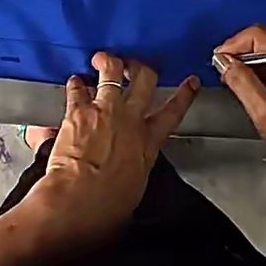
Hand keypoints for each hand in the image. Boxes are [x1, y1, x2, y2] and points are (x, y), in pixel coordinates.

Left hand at [17, 52, 198, 253]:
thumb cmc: (107, 207)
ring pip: (113, 72)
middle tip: (138, 64)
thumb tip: (125, 176)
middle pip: (145, 81)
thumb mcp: (133, 188)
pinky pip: (79, 89)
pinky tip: (74, 81)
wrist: (80, 201)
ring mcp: (106, 111)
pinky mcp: (79, 112)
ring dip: (109, 62)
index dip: (184, 94)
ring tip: (104, 58)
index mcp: (149, 143)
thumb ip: (132, 172)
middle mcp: (131, 121)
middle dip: (142, 67)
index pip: (173, 112)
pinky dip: (76, 84)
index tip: (190, 82)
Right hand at [214, 25, 265, 174]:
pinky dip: (254, 70)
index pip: (260, 35)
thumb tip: (222, 60)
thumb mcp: (263, 112)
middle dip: (238, 52)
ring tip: (230, 80)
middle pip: (262, 40)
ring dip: (245, 62)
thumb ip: (242, 82)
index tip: (218, 61)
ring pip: (265, 51)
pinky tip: (245, 86)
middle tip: (222, 72)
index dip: (234, 44)